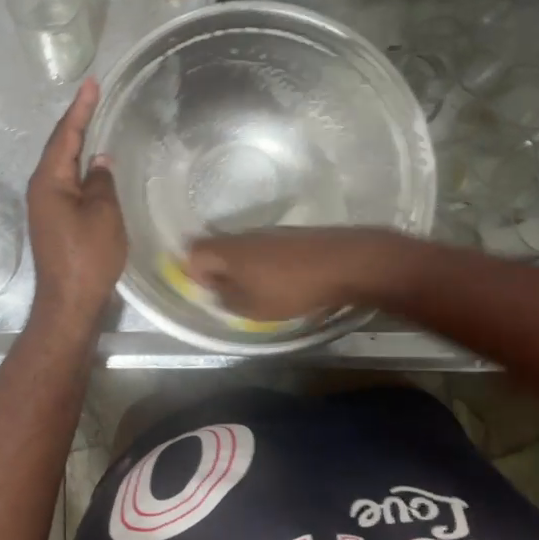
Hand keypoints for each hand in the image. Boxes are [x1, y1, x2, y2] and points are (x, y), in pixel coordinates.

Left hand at [27, 79, 125, 317]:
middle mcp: (41, 188)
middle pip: (60, 146)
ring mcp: (45, 206)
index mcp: (49, 181)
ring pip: (62, 165)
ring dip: (77, 142)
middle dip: (77, 120)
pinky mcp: (54, 220)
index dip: (81, 108)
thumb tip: (99, 161)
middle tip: (93, 95)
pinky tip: (92, 164)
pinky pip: (67, 182)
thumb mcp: (103, 215)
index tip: (91, 83)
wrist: (69, 303)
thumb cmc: (87, 257)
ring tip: (93, 119)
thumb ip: (101, 182)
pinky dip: (79, 166)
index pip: (66, 135)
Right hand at [184, 228, 408, 320]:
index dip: (194, 273)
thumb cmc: (291, 288)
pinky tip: (286, 282)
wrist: (345, 263)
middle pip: (219, 249)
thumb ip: (226, 299)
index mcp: (226, 249)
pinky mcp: (291, 234)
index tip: (209, 292)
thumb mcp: (252, 308)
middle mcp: (243, 234)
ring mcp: (269, 231)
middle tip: (234, 297)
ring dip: (246, 269)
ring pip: (244, 249)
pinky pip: (267, 249)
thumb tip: (216, 290)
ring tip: (263, 292)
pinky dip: (268, 265)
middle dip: (221, 272)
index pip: (193, 252)